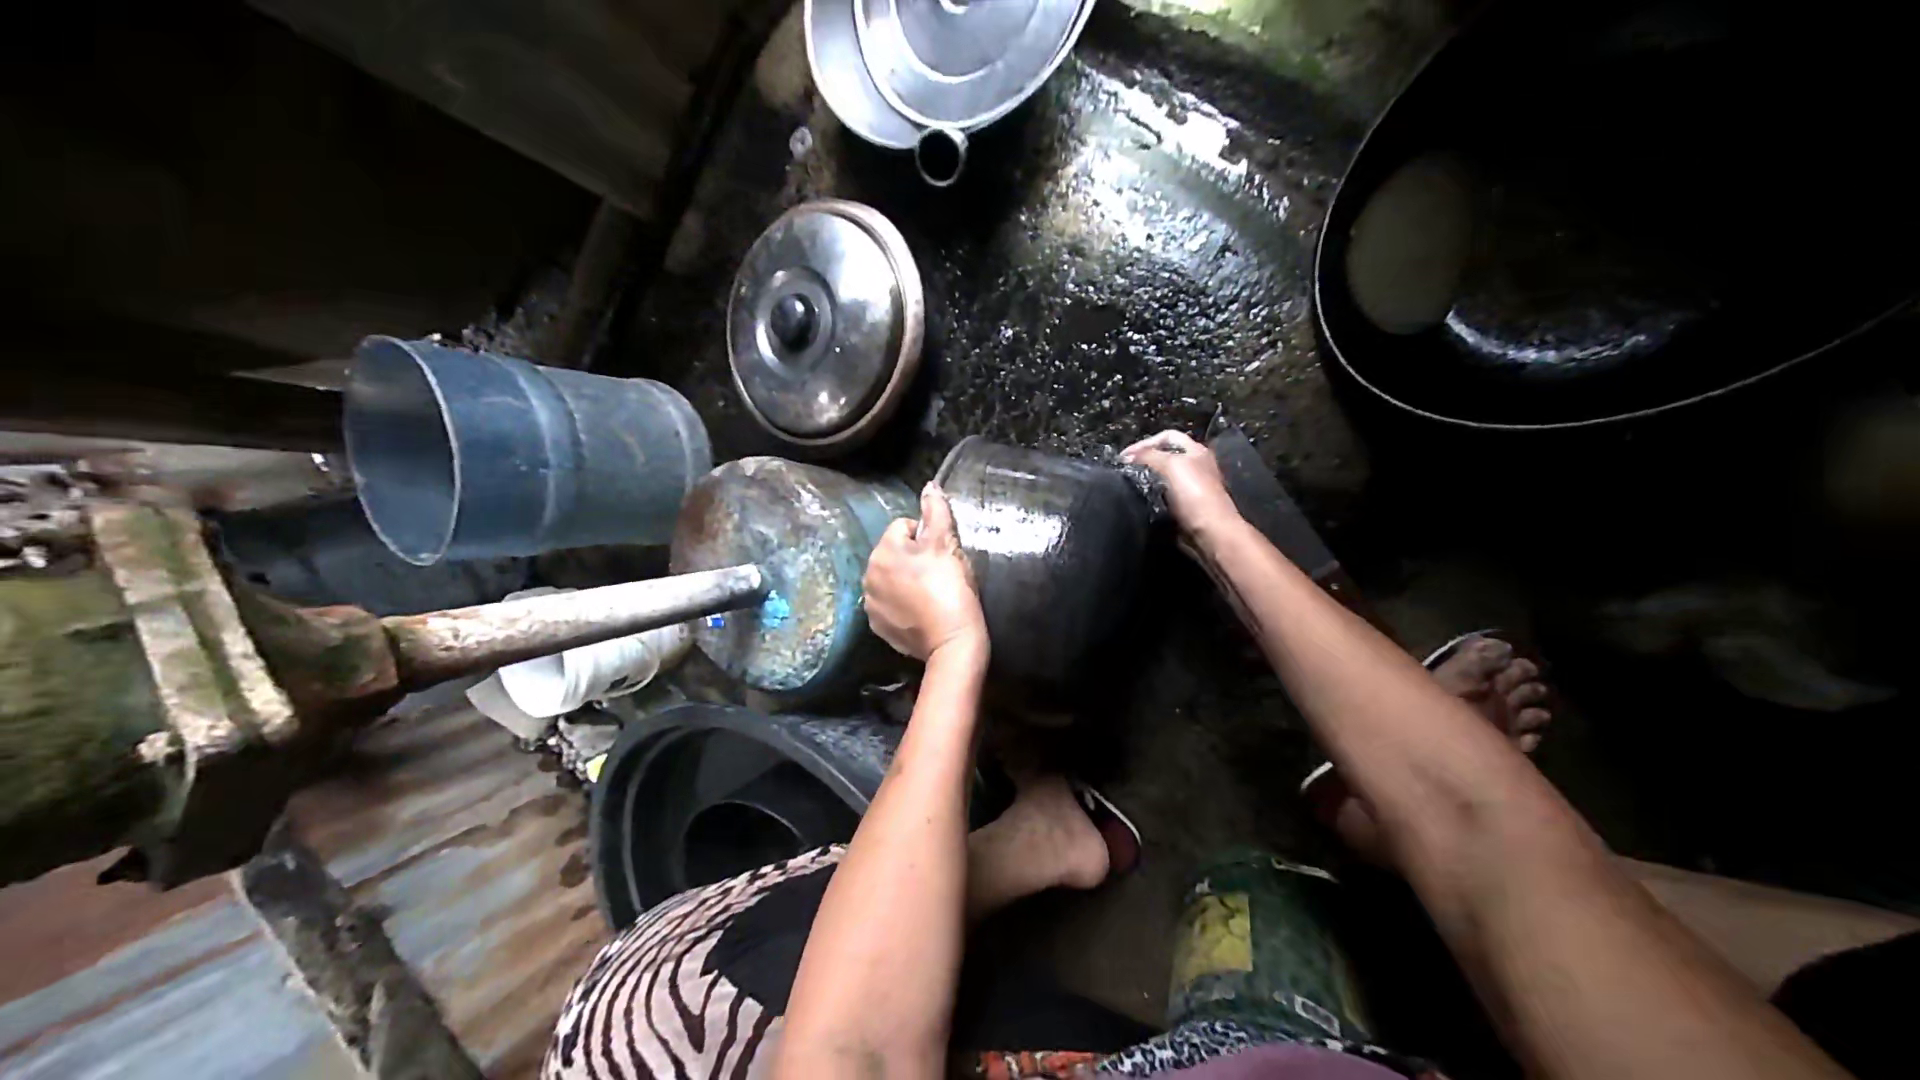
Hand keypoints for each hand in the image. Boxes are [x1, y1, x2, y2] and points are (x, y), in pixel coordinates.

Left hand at [863, 482, 988, 662]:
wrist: (951, 641)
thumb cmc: (950, 587)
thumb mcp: (946, 544)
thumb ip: (936, 511)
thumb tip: (929, 486)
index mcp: (883, 551)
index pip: (903, 527)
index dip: (926, 537)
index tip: (942, 554)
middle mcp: (869, 575)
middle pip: (894, 553)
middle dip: (913, 558)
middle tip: (939, 573)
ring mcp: (871, 603)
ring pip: (891, 578)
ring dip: (906, 580)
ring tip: (931, 593)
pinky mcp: (878, 626)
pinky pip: (890, 604)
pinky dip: (902, 604)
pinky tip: (922, 611)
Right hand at [1121, 430, 1241, 537]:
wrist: (1209, 531)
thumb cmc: (1194, 494)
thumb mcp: (1171, 465)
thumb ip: (1148, 455)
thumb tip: (1128, 456)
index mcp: (1195, 451)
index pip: (1166, 436)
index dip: (1144, 442)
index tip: (1124, 456)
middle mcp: (1194, 465)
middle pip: (1164, 455)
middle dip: (1144, 459)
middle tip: (1124, 468)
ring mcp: (1190, 487)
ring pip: (1162, 476)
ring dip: (1145, 477)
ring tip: (1127, 482)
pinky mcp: (1184, 506)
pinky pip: (1162, 495)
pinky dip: (1150, 494)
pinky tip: (1139, 498)